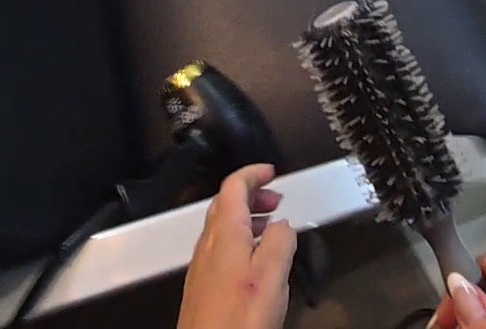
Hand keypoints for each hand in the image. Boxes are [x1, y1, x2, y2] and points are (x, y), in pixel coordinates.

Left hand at [178, 163, 297, 328]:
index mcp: (225, 231)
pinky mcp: (202, 286)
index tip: (270, 172)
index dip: (253, 173)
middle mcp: (208, 243)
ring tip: (270, 228)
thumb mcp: (273, 272)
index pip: (234, 184)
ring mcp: (201, 265)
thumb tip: (283, 225)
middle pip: (226, 203)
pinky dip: (240, 241)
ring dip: (247, 218)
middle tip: (275, 199)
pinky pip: (221, 249)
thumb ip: (282, 239)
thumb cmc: (238, 318)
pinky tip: (254, 261)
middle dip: (252, 195)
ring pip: (223, 226)